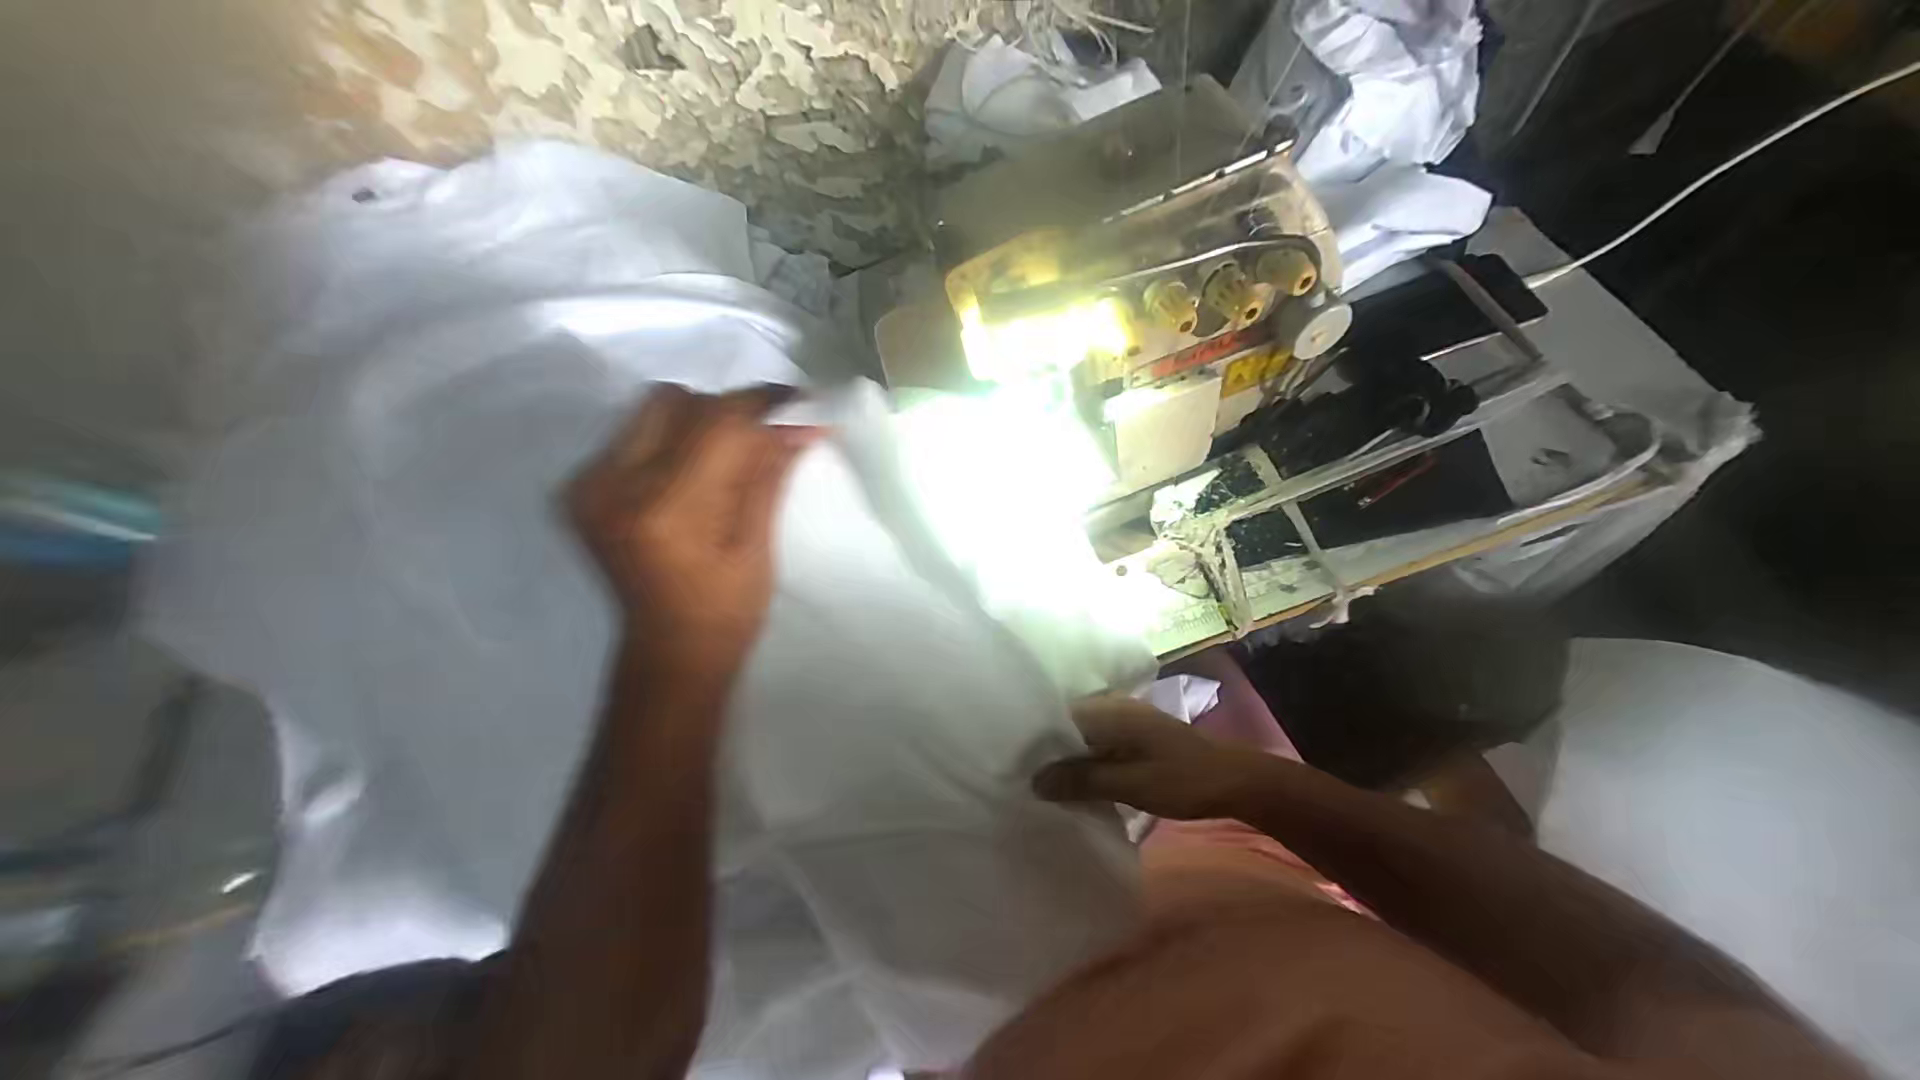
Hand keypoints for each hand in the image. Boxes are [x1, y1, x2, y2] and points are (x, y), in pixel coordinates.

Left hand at [568, 384, 818, 686]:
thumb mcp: (759, 546)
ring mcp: (588, 486)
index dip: (763, 403)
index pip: (717, 422)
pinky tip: (692, 474)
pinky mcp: (580, 488)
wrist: (668, 654)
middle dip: (728, 410)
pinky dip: (672, 440)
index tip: (799, 401)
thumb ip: (770, 474)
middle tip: (762, 436)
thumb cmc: (727, 613)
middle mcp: (614, 487)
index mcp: (666, 511)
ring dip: (698, 420)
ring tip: (725, 457)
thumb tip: (805, 421)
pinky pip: (633, 433)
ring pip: (652, 409)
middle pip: (677, 401)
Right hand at [1033, 697, 1279, 819]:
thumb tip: (1035, 782)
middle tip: (1021, 776)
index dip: (1036, 738)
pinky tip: (1075, 781)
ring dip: (1067, 757)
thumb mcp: (1131, 784)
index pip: (1059, 715)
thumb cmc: (1183, 780)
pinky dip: (1085, 760)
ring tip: (1041, 782)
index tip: (1013, 761)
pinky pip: (1098, 743)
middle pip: (1068, 725)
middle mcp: (1114, 706)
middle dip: (1048, 750)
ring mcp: (1126, 720)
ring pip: (1083, 736)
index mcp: (1111, 710)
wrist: (1237, 782)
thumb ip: (1082, 781)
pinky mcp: (1135, 736)